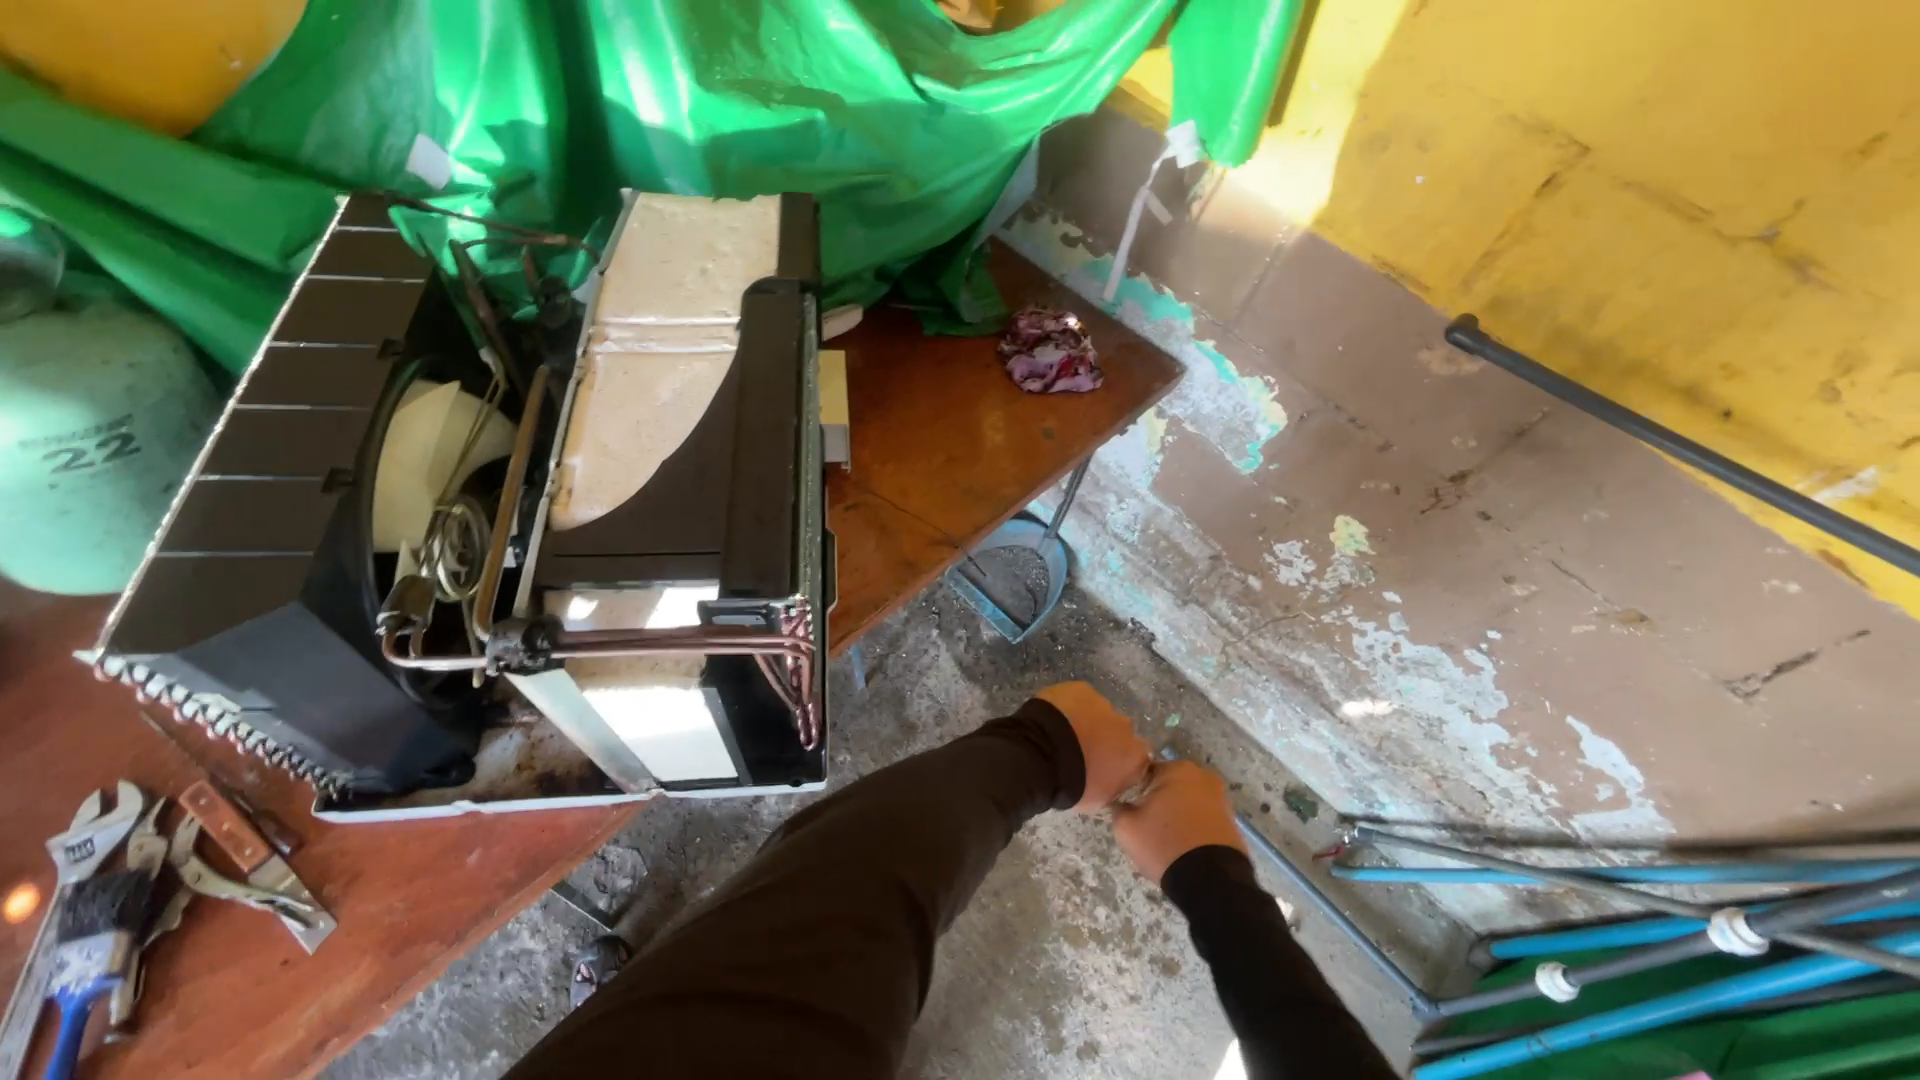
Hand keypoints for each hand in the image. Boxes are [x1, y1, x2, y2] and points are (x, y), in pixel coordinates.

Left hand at [1034, 682, 1150, 813]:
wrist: (1042, 755)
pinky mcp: (1082, 688)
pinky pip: (1078, 698)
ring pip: (1098, 712)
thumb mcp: (1098, 799)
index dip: (1118, 759)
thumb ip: (1113, 786)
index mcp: (1135, 755)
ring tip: (1061, 733)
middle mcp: (1126, 726)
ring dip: (1085, 720)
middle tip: (1080, 749)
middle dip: (1104, 737)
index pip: (1135, 757)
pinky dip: (1069, 706)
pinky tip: (1053, 717)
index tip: (1102, 765)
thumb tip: (1111, 779)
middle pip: (1118, 731)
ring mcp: (1104, 704)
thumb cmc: (1072, 785)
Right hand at [1111, 760, 1245, 882]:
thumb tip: (1121, 804)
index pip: (1144, 772)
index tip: (1130, 809)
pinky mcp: (1231, 819)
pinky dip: (1192, 825)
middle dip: (1157, 799)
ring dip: (1175, 812)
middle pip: (1168, 784)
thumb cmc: (1164, 844)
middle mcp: (1202, 776)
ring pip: (1186, 800)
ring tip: (1165, 836)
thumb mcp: (1126, 827)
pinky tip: (1183, 842)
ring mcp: (1220, 797)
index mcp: (1176, 769)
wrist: (1210, 882)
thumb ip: (1118, 807)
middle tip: (1146, 823)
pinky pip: (1202, 816)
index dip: (1133, 790)